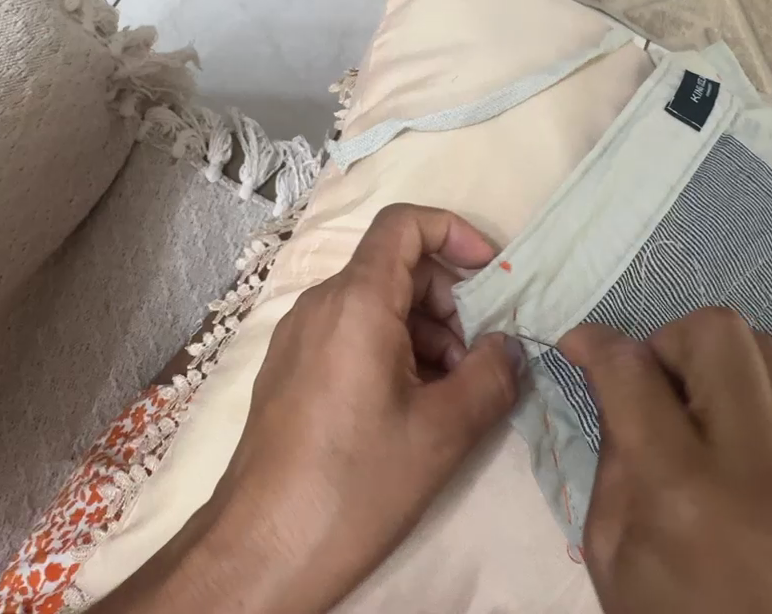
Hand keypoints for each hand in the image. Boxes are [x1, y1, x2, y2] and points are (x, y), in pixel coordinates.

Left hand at [99, 205, 521, 613]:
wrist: (261, 548)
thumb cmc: (355, 483)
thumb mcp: (442, 432)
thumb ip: (491, 375)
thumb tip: (509, 346)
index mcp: (356, 300)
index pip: (404, 223)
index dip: (454, 231)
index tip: (490, 272)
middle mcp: (321, 303)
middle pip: (396, 266)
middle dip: (448, 300)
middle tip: (476, 359)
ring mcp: (300, 334)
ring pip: (376, 303)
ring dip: (424, 331)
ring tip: (448, 393)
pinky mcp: (290, 366)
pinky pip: (351, 332)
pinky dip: (392, 349)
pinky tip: (409, 406)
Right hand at [559, 309, 771, 613]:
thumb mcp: (610, 548)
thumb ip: (613, 453)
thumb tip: (615, 382)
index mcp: (682, 490)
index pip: (633, 370)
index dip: (594, 342)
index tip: (578, 346)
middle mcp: (758, 466)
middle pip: (717, 331)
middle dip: (666, 338)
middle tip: (647, 383)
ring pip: (765, 349)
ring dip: (712, 359)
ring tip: (689, 408)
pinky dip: (746, 398)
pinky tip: (726, 445)